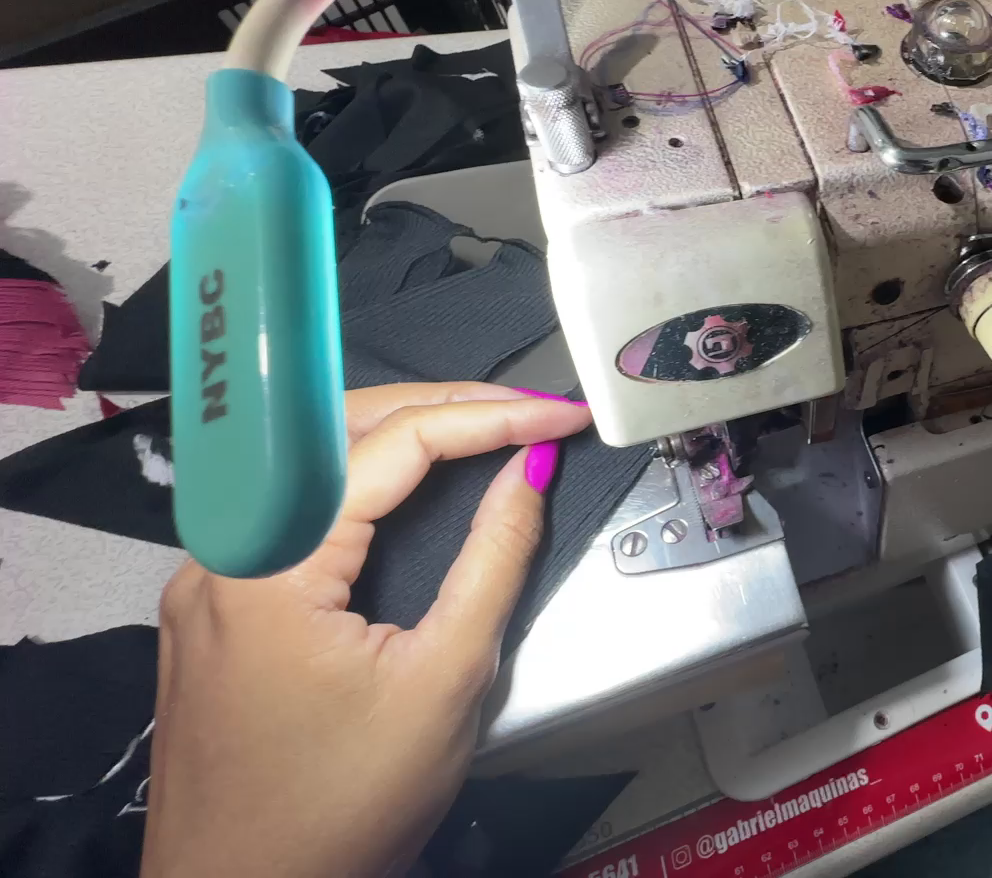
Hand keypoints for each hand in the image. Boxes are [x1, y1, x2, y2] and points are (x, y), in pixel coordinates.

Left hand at [141, 382, 592, 877]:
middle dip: (451, 404)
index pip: (393, 446)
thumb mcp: (450, 670)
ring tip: (500, 426)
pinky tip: (433, 473)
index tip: (563, 415)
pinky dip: (385, 472)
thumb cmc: (351, 797)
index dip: (492, 417)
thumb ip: (496, 553)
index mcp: (270, 568)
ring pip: (322, 460)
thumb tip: (532, 467)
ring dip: (417, 429)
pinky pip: (312, 502)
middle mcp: (225, 556)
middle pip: (342, 430)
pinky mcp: (232, 600)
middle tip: (535, 409)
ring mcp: (218, 577)